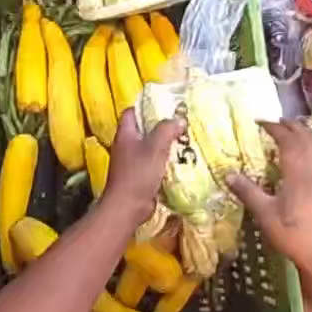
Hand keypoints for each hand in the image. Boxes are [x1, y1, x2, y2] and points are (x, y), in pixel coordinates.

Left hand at [98, 109, 182, 224]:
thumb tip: (180, 119)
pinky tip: (181, 160)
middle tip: (181, 122)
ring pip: (151, 147)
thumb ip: (167, 129)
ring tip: (185, 139)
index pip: (132, 112)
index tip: (166, 105)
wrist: (128, 207)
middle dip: (161, 125)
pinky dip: (166, 161)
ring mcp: (132, 162)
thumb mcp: (155, 147)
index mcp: (125, 134)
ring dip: (166, 144)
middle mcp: (126, 145)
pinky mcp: (140, 176)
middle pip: (144, 129)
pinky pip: (155, 163)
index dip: (146, 105)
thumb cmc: (138, 173)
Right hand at [226, 120, 311, 268]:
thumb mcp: (266, 216)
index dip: (275, 129)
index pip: (288, 143)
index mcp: (298, 175)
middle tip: (277, 121)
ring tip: (293, 131)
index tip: (261, 122)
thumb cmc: (294, 237)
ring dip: (305, 135)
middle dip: (291, 127)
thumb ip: (248, 193)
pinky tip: (308, 156)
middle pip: (306, 141)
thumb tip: (228, 173)